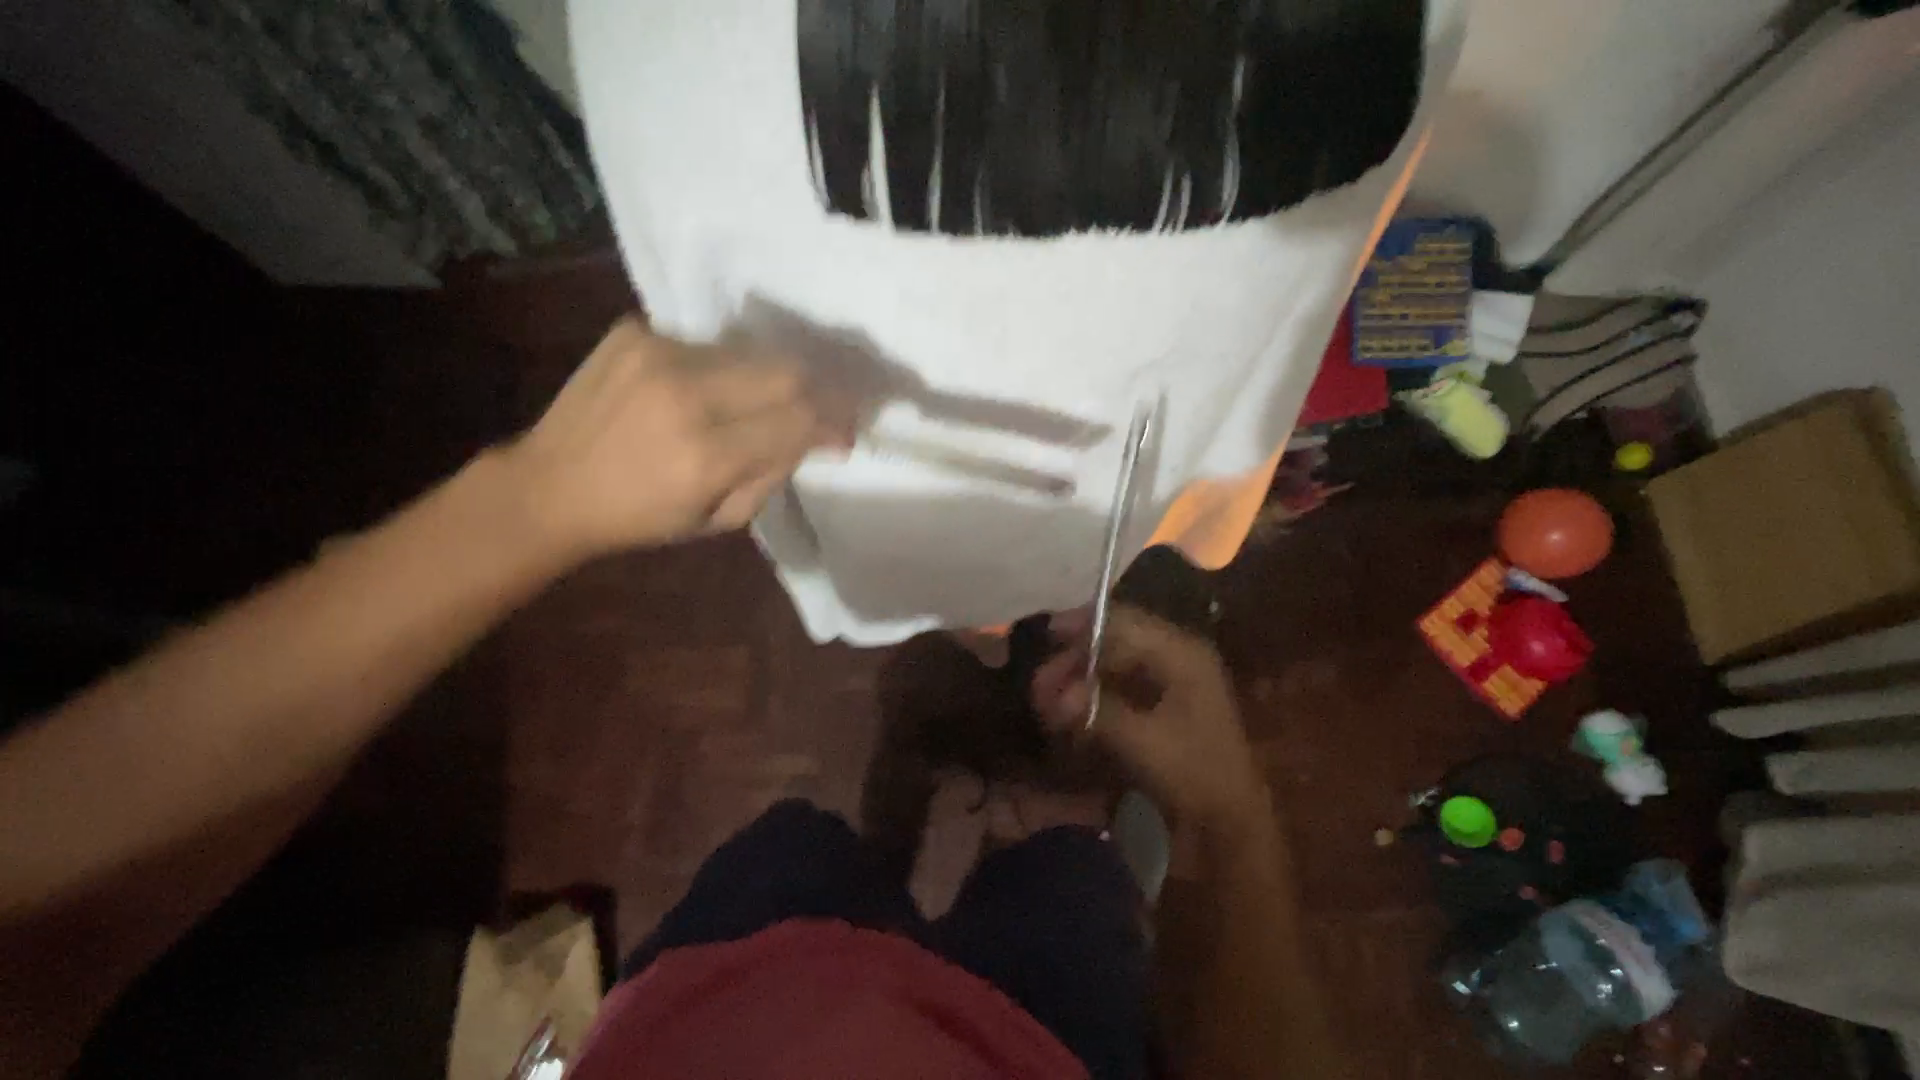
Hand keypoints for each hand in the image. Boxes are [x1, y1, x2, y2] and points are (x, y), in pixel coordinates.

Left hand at [504, 317, 848, 557]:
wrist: (549, 486)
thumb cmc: (640, 518)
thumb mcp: (719, 520)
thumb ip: (771, 473)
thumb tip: (811, 434)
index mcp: (706, 454)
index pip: (800, 417)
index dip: (834, 421)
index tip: (843, 433)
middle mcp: (686, 394)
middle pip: (785, 371)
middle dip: (811, 391)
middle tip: (814, 411)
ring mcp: (657, 353)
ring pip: (748, 353)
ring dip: (760, 381)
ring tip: (744, 407)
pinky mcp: (634, 332)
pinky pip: (705, 345)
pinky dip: (715, 369)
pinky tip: (692, 394)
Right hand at [1032, 607, 1265, 832]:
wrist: (1231, 820)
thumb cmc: (1194, 773)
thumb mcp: (1142, 740)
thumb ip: (1096, 710)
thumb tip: (1053, 696)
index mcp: (1181, 654)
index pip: (1124, 622)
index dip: (1082, 626)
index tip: (1046, 634)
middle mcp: (1178, 658)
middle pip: (1116, 642)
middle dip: (1075, 661)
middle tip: (1039, 687)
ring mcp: (1173, 682)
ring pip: (1115, 666)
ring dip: (1081, 681)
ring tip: (1048, 705)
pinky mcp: (1165, 706)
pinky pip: (1122, 687)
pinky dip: (1095, 697)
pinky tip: (1072, 715)